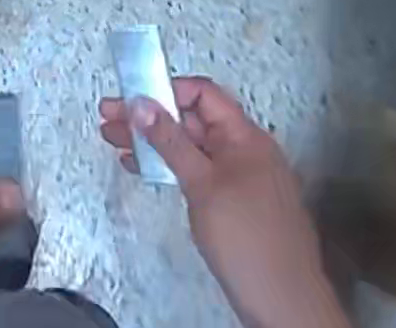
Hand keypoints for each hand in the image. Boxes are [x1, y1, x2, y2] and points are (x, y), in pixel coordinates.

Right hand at [99, 77, 347, 327]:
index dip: (166, 90)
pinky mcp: (234, 201)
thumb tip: (140, 102)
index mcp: (244, 135)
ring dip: (153, 142)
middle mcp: (244, 149)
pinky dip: (169, 166)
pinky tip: (140, 167)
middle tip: (109, 117)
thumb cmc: (245, 237)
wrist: (286, 308)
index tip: (131, 96)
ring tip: (113, 140)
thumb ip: (169, 140)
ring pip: (190, 146)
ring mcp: (240, 176)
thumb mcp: (201, 183)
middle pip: (191, 120)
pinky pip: (196, 170)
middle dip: (149, 117)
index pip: (202, 94)